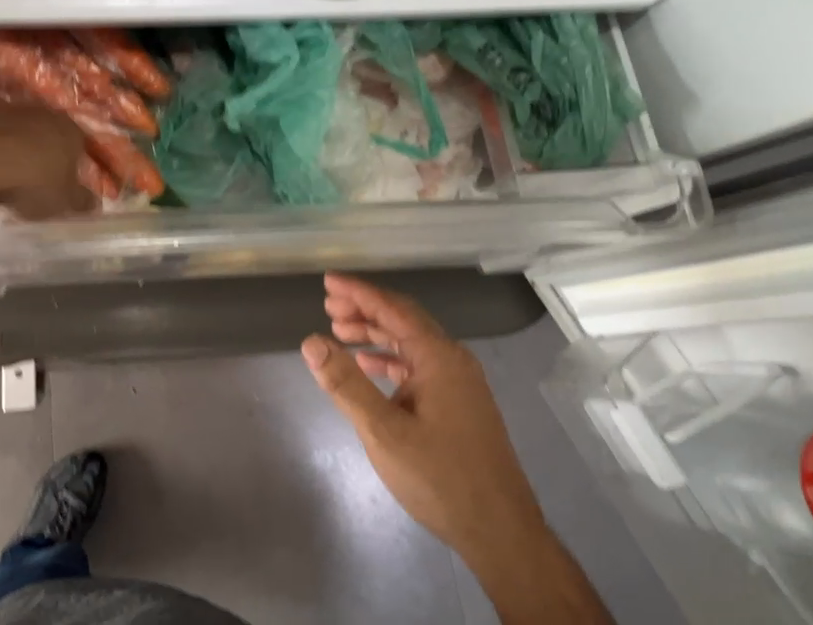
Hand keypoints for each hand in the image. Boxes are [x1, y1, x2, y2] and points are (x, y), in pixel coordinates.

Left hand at [0, 106, 95, 220]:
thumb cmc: (33, 182)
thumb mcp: (65, 202)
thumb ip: (83, 201)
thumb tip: (94, 202)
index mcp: (71, 129)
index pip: (83, 146)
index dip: (78, 167)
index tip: (71, 186)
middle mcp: (44, 114)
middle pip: (52, 138)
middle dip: (49, 158)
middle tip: (44, 184)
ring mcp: (10, 113)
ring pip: (23, 136)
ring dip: (21, 155)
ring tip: (15, 180)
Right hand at [301, 274, 547, 564]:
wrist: (501, 531)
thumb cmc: (440, 477)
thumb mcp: (383, 431)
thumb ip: (345, 384)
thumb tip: (311, 341)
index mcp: (439, 357)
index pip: (392, 309)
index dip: (358, 292)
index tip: (328, 281)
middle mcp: (453, 361)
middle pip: (404, 321)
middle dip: (365, 310)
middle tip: (327, 306)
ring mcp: (461, 384)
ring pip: (412, 344)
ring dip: (376, 334)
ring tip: (340, 333)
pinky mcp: (461, 405)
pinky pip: (420, 366)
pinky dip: (391, 359)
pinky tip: (370, 367)